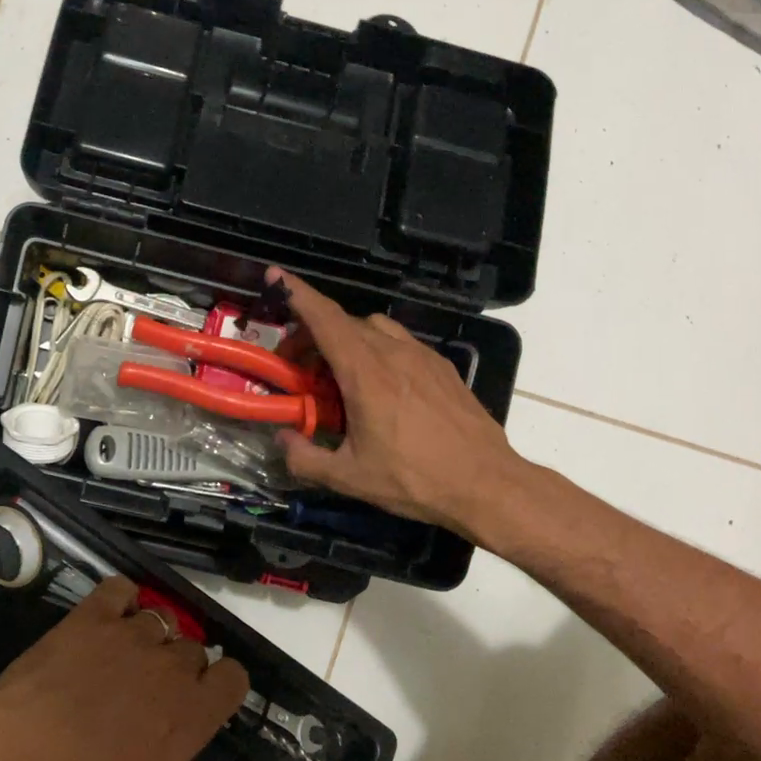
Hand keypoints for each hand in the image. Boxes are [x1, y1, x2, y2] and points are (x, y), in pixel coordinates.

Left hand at [0, 576, 248, 760]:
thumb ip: (167, 740)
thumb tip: (162, 723)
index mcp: (193, 717)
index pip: (233, 678)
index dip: (216, 683)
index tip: (198, 692)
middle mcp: (172, 670)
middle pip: (192, 648)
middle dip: (175, 664)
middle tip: (144, 684)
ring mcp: (130, 638)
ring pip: (159, 619)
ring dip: (146, 635)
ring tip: (119, 653)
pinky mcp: (89, 619)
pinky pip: (120, 589)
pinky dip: (120, 599)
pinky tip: (107, 616)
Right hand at [270, 267, 533, 538]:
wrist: (486, 484)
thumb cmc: (414, 479)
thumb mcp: (348, 478)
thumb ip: (304, 458)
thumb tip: (282, 442)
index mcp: (365, 373)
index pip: (325, 319)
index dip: (297, 294)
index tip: (274, 275)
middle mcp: (394, 353)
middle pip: (344, 323)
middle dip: (312, 334)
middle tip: (296, 367)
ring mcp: (422, 357)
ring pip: (374, 328)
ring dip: (346, 340)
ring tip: (336, 376)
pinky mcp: (442, 368)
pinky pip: (399, 343)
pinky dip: (375, 351)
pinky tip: (375, 387)